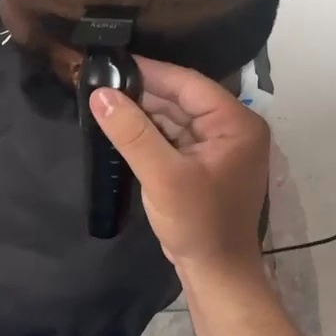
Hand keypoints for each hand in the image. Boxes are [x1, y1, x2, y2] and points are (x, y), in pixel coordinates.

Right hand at [90, 58, 269, 272]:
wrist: (217, 273)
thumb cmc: (198, 223)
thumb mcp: (162, 175)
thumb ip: (131, 132)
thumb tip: (100, 94)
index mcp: (236, 123)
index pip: (188, 83)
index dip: (149, 71)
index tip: (111, 62)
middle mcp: (232, 128)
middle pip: (181, 99)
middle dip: (142, 93)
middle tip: (100, 82)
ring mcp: (219, 148)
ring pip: (174, 118)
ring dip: (142, 113)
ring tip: (104, 101)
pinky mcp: (204, 164)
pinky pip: (173, 138)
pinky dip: (149, 134)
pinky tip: (121, 128)